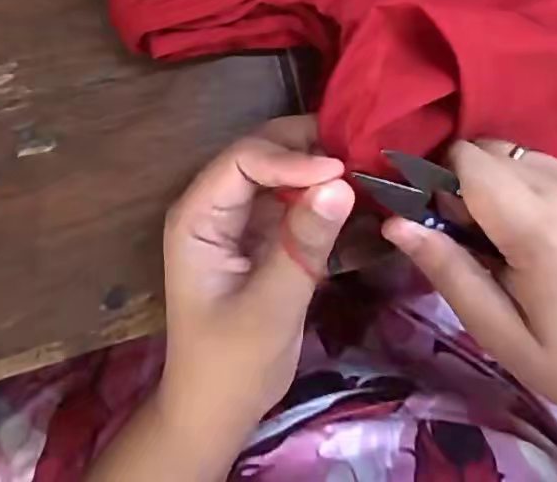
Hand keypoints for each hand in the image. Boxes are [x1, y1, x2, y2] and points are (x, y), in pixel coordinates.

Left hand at [156, 114, 353, 441]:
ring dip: (316, 161)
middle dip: (306, 147)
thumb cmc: (231, 365)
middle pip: (260, 151)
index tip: (339, 172)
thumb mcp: (271, 309)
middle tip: (356, 154)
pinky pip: (291, 191)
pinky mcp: (261, 227)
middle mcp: (214, 202)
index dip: (291, 159)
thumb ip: (302, 244)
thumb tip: (341, 184)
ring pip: (278, 164)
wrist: (217, 410)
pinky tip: (349, 189)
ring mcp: (237, 213)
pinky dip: (319, 186)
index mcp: (197, 215)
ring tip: (359, 165)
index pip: (243, 161)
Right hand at [382, 140, 556, 480]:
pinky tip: (523, 226)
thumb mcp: (497, 331)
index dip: (438, 181)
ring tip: (496, 234)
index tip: (437, 223)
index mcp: (538, 224)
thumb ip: (446, 268)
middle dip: (460, 181)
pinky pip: (532, 160)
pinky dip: (513, 179)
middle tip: (466, 236)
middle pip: (483, 149)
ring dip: (486, 178)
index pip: (465, 159)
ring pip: (506, 151)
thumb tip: (394, 222)